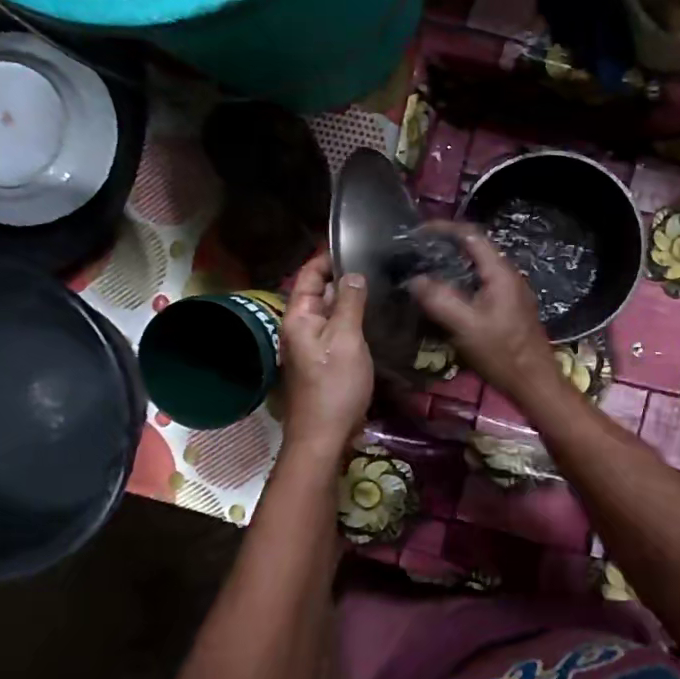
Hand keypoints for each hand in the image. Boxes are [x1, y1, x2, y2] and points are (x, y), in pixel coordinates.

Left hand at [280, 252, 372, 452]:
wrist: (324, 436)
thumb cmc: (334, 385)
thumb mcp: (346, 338)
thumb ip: (349, 303)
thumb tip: (352, 273)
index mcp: (298, 317)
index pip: (309, 274)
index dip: (327, 257)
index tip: (354, 242)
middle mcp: (301, 327)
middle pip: (319, 292)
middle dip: (343, 276)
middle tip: (376, 262)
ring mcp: (312, 345)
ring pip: (330, 312)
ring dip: (350, 299)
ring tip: (381, 283)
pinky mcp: (325, 361)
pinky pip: (337, 330)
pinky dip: (353, 320)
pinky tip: (375, 317)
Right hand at [408, 222, 560, 401]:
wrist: (534, 382)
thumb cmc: (501, 353)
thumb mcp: (464, 326)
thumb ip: (438, 299)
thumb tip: (414, 279)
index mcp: (500, 272)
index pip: (470, 235)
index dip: (443, 229)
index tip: (417, 233)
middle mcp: (509, 275)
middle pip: (475, 249)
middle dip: (445, 247)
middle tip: (417, 254)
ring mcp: (511, 292)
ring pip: (478, 269)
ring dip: (452, 267)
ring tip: (425, 273)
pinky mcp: (510, 308)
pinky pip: (482, 285)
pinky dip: (461, 284)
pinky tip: (446, 299)